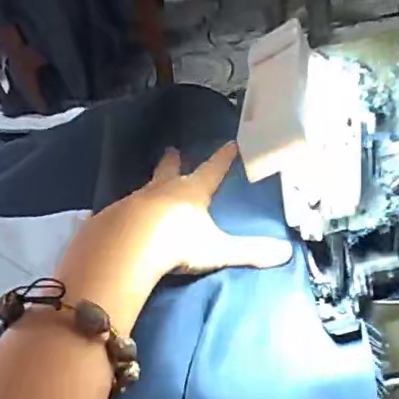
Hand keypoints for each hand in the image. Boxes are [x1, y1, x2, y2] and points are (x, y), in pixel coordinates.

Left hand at [56, 142, 291, 331]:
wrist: (129, 246)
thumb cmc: (179, 242)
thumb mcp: (219, 249)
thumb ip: (250, 252)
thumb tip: (285, 254)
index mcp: (192, 192)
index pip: (212, 171)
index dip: (223, 159)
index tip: (231, 144)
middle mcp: (163, 190)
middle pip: (170, 171)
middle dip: (173, 162)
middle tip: (172, 150)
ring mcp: (136, 201)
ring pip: (146, 190)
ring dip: (150, 188)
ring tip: (150, 189)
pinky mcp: (113, 217)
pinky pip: (122, 212)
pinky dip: (127, 212)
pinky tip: (124, 219)